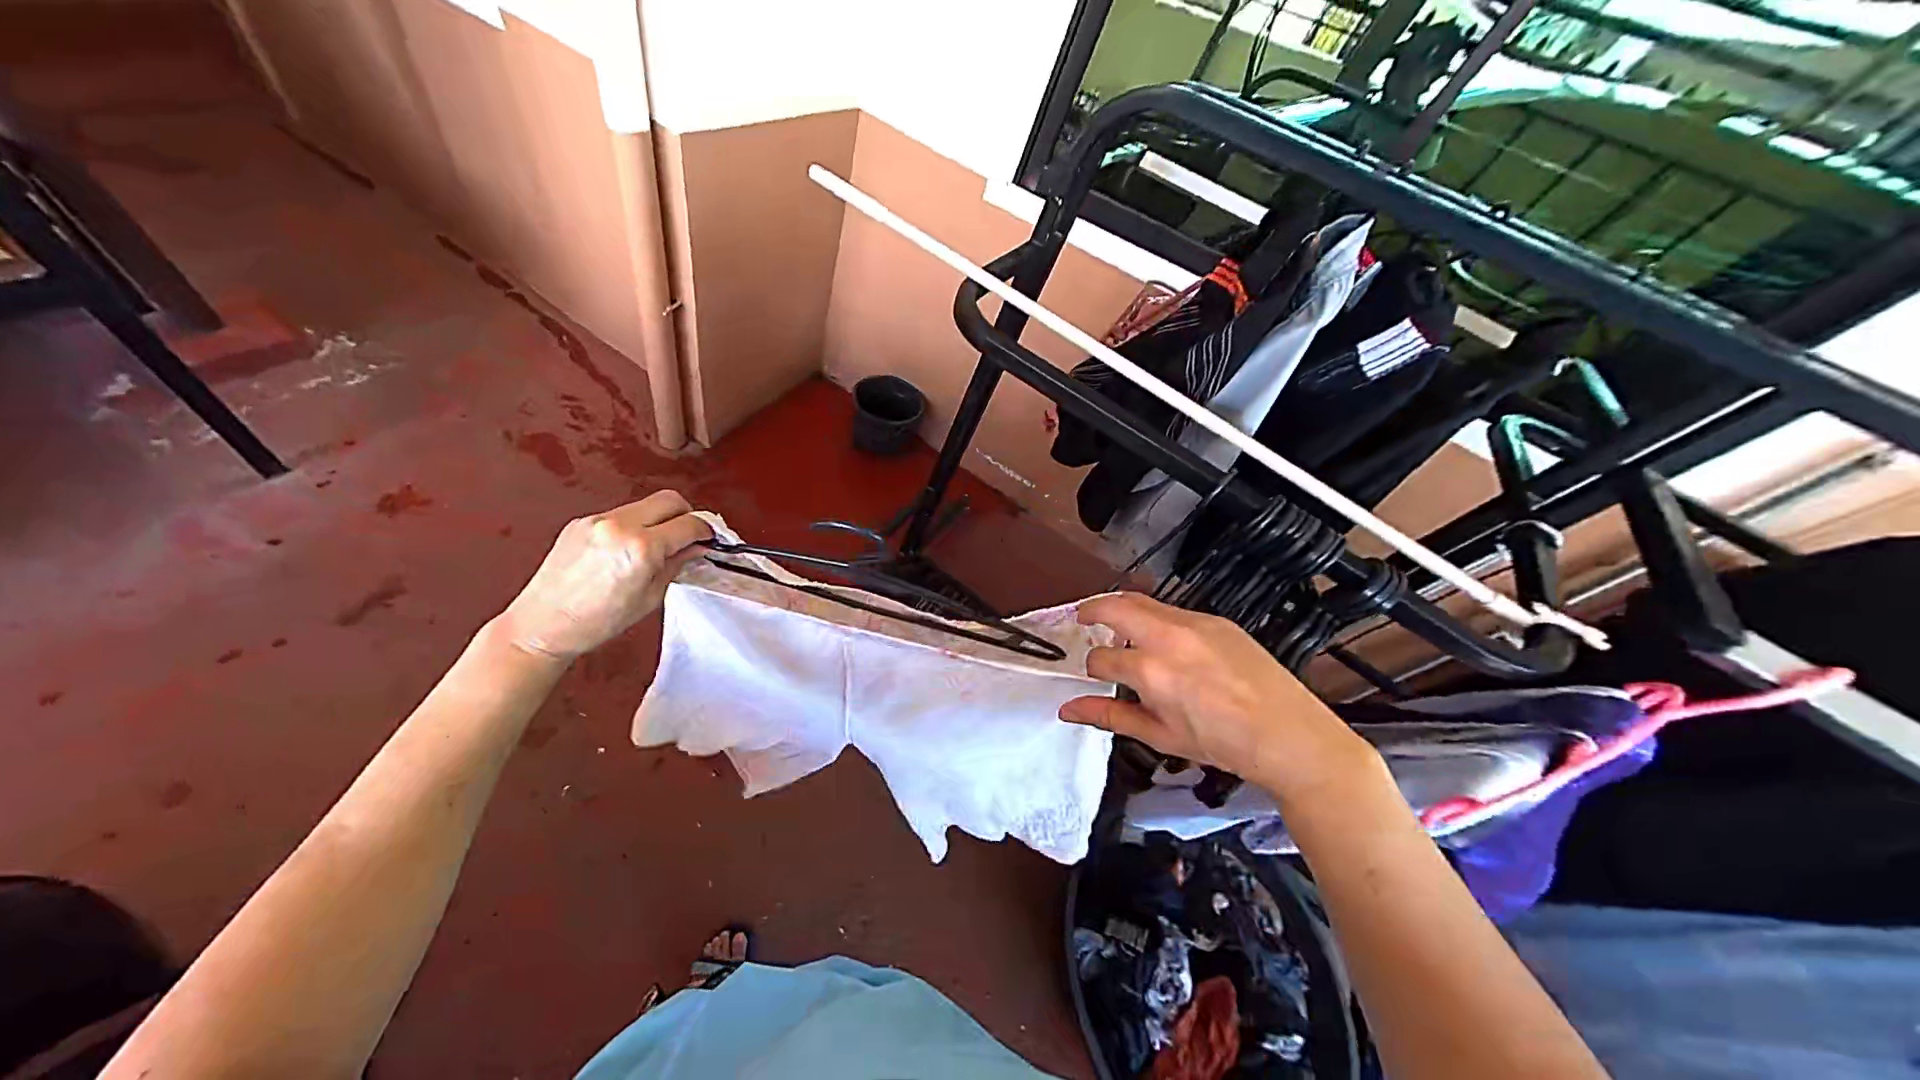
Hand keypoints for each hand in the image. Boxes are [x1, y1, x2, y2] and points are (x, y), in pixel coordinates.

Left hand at [494, 490, 711, 660]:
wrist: (544, 624)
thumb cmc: (593, 621)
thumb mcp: (650, 596)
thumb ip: (676, 564)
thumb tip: (694, 548)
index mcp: (640, 547)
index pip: (689, 523)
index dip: (705, 531)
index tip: (710, 538)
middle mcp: (618, 526)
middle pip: (670, 500)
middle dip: (686, 515)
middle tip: (690, 535)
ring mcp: (597, 520)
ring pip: (645, 505)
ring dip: (659, 520)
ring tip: (658, 547)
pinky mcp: (581, 522)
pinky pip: (620, 515)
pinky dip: (634, 526)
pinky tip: (629, 549)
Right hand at [1060, 593, 1380, 804]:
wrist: (1287, 735)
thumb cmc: (1227, 741)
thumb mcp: (1160, 735)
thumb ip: (1109, 715)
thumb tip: (1071, 710)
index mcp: (1151, 671)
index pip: (1101, 657)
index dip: (1092, 668)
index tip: (1096, 674)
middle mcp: (1170, 639)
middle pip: (1114, 605)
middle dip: (1090, 609)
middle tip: (1082, 618)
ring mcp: (1195, 625)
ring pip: (1144, 600)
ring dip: (1123, 609)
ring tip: (1118, 626)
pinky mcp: (1217, 621)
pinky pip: (1174, 610)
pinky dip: (1156, 618)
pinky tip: (1162, 640)